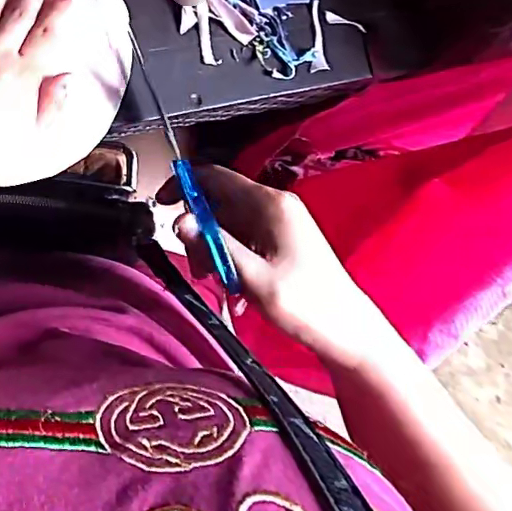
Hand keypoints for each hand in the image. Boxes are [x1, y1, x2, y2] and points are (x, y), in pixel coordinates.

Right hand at [159, 164, 397, 367]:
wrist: (349, 334)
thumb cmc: (307, 306)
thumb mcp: (254, 277)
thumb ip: (215, 246)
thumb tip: (180, 220)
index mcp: (271, 204)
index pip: (215, 176)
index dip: (184, 184)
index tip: (162, 204)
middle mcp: (274, 206)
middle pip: (218, 201)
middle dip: (198, 230)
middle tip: (196, 265)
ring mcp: (277, 223)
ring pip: (226, 222)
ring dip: (212, 248)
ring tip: (216, 280)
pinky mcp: (278, 241)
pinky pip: (240, 239)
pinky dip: (228, 258)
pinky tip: (232, 287)